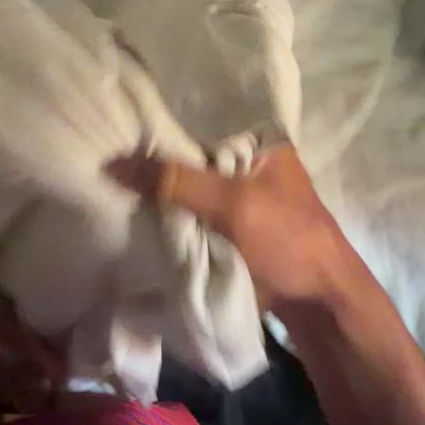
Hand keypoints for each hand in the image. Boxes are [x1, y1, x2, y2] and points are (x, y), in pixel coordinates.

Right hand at [108, 144, 358, 309]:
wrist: (320, 305)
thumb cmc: (288, 239)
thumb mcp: (231, 202)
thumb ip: (175, 181)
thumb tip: (112, 164)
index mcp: (259, 141)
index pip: (201, 119)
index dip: (162, 122)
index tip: (117, 121)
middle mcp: (247, 163)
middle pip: (190, 155)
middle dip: (155, 160)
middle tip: (104, 152)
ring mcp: (237, 198)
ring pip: (187, 188)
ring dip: (158, 192)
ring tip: (108, 179)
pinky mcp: (228, 230)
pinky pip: (190, 216)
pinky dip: (168, 217)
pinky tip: (132, 210)